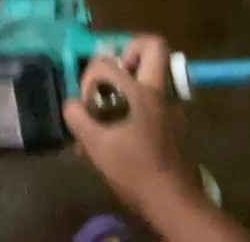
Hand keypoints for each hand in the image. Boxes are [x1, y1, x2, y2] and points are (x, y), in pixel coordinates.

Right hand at [65, 35, 200, 216]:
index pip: (107, 63)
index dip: (90, 76)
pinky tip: (126, 133)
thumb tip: (73, 104)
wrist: (175, 204)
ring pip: (155, 74)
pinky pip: (155, 100)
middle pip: (153, 46)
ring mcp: (173, 106)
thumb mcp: (96, 147)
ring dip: (133, 80)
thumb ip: (78, 118)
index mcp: (141, 92)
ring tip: (115, 108)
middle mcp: (160, 91)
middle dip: (129, 51)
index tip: (89, 102)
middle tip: (114, 76)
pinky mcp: (177, 124)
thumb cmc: (135, 171)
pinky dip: (139, 105)